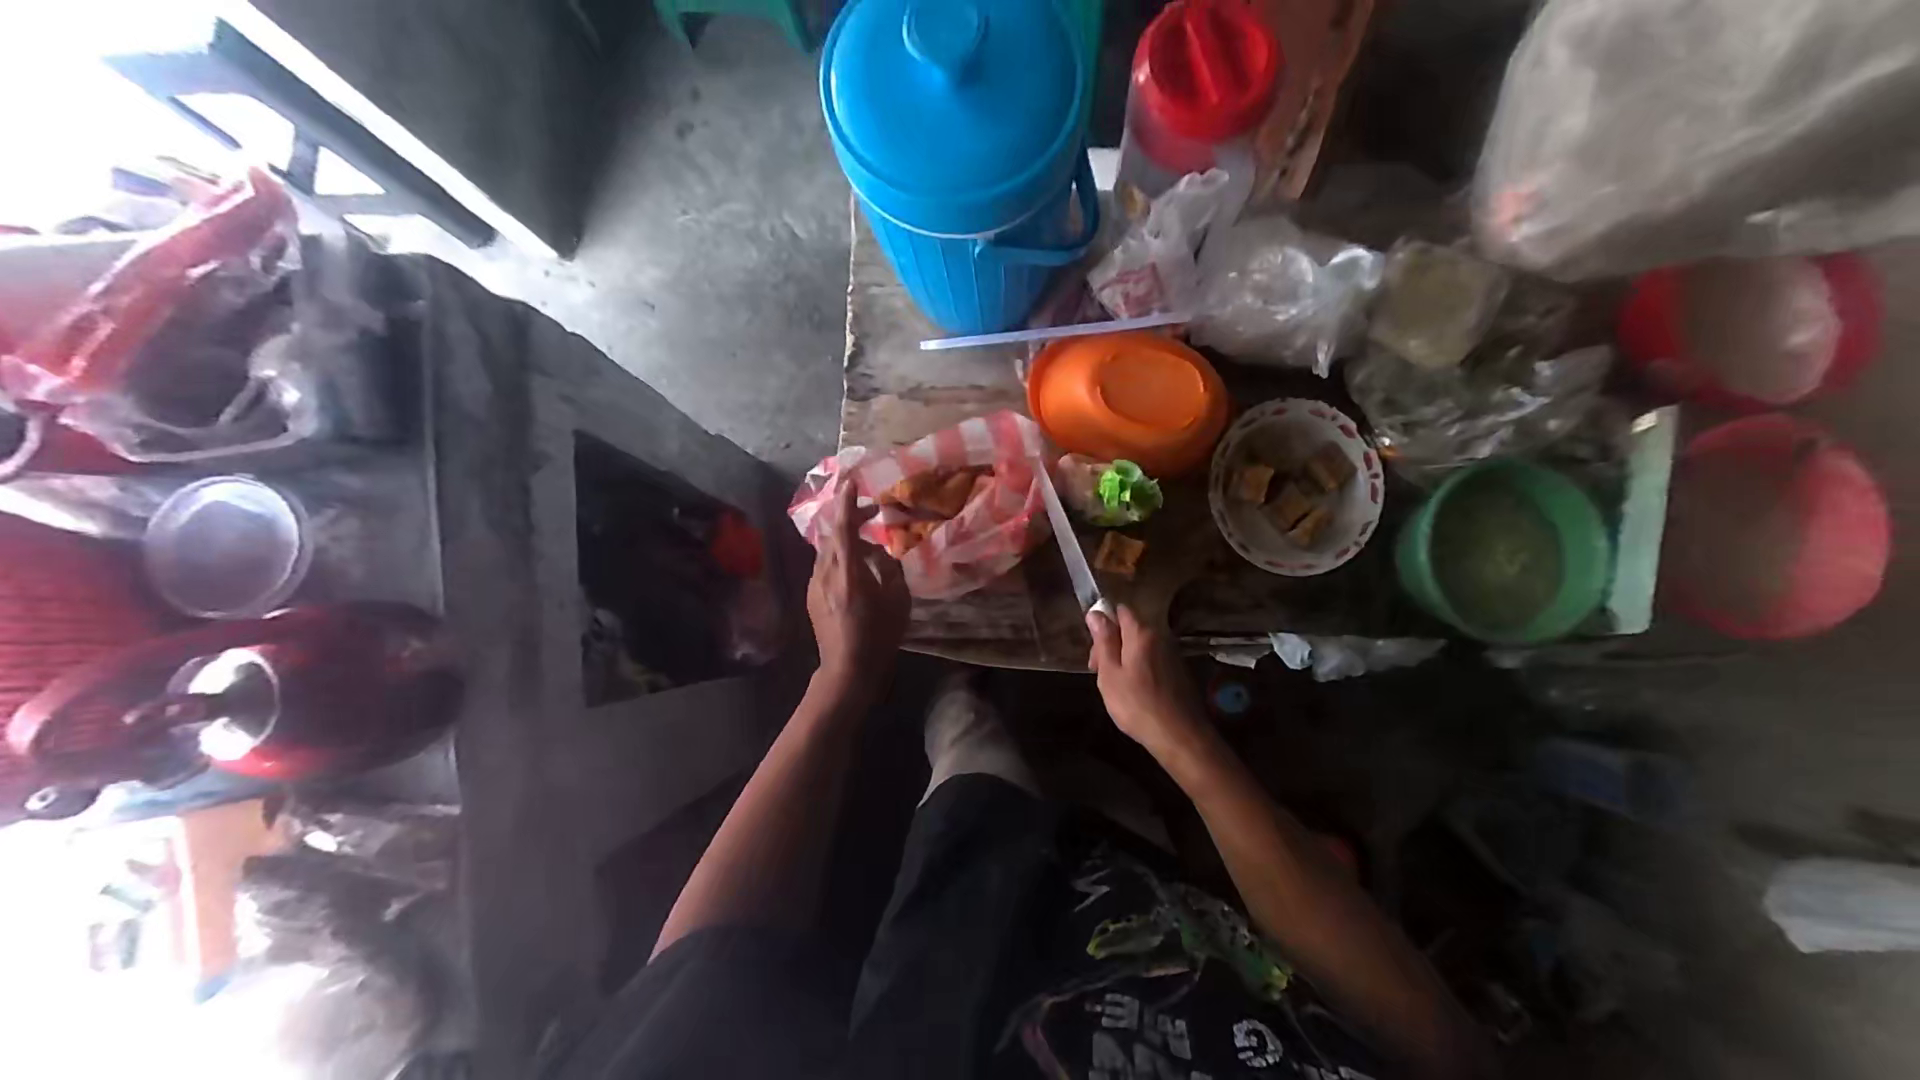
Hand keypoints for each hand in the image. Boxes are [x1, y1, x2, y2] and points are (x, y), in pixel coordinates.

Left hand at [809, 481, 910, 689]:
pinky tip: (856, 570)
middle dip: (851, 519)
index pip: (844, 527)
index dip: (848, 503)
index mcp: (848, 572)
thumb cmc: (879, 636)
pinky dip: (840, 557)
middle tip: (874, 515)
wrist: (847, 669)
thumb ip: (889, 569)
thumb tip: (881, 552)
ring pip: (828, 550)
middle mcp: (825, 573)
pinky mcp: (812, 596)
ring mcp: (814, 585)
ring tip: (869, 546)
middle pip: (833, 535)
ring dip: (846, 540)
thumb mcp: (897, 600)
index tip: (851, 482)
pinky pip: (825, 566)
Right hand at [1086, 605, 1208, 755]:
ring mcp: (1172, 655)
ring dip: (1125, 658)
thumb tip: (1095, 613)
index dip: (1103, 624)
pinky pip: (1152, 660)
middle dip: (1112, 644)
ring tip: (1115, 686)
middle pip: (1131, 629)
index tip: (1094, 650)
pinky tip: (1134, 693)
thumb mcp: (1110, 673)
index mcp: (1142, 634)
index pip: (1121, 611)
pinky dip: (1140, 669)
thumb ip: (1103, 641)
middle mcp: (1161, 637)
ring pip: (1141, 647)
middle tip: (1099, 673)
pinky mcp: (1178, 672)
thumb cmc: (1136, 704)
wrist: (1178, 735)